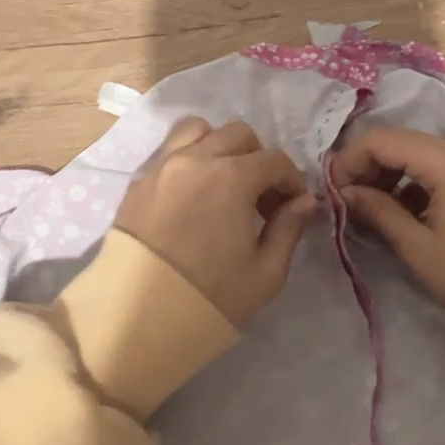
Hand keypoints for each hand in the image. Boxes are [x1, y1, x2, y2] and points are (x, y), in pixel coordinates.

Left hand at [115, 117, 318, 323]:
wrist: (138, 315)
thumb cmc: (210, 295)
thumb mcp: (265, 272)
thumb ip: (289, 229)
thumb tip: (306, 201)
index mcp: (231, 177)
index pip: (274, 160)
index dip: (291, 181)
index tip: (293, 205)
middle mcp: (196, 159)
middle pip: (238, 135)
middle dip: (258, 159)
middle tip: (260, 196)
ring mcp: (162, 165)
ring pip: (198, 130)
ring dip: (219, 147)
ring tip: (222, 182)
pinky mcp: (138, 180)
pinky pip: (169, 150)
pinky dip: (188, 157)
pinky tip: (193, 192)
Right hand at [329, 127, 444, 303]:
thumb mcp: (415, 245)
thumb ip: (377, 210)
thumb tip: (343, 192)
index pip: (381, 141)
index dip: (349, 160)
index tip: (331, 189)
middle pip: (396, 141)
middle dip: (365, 165)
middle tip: (345, 199)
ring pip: (412, 150)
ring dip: (384, 172)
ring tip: (367, 206)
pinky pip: (431, 164)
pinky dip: (407, 179)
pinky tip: (395, 207)